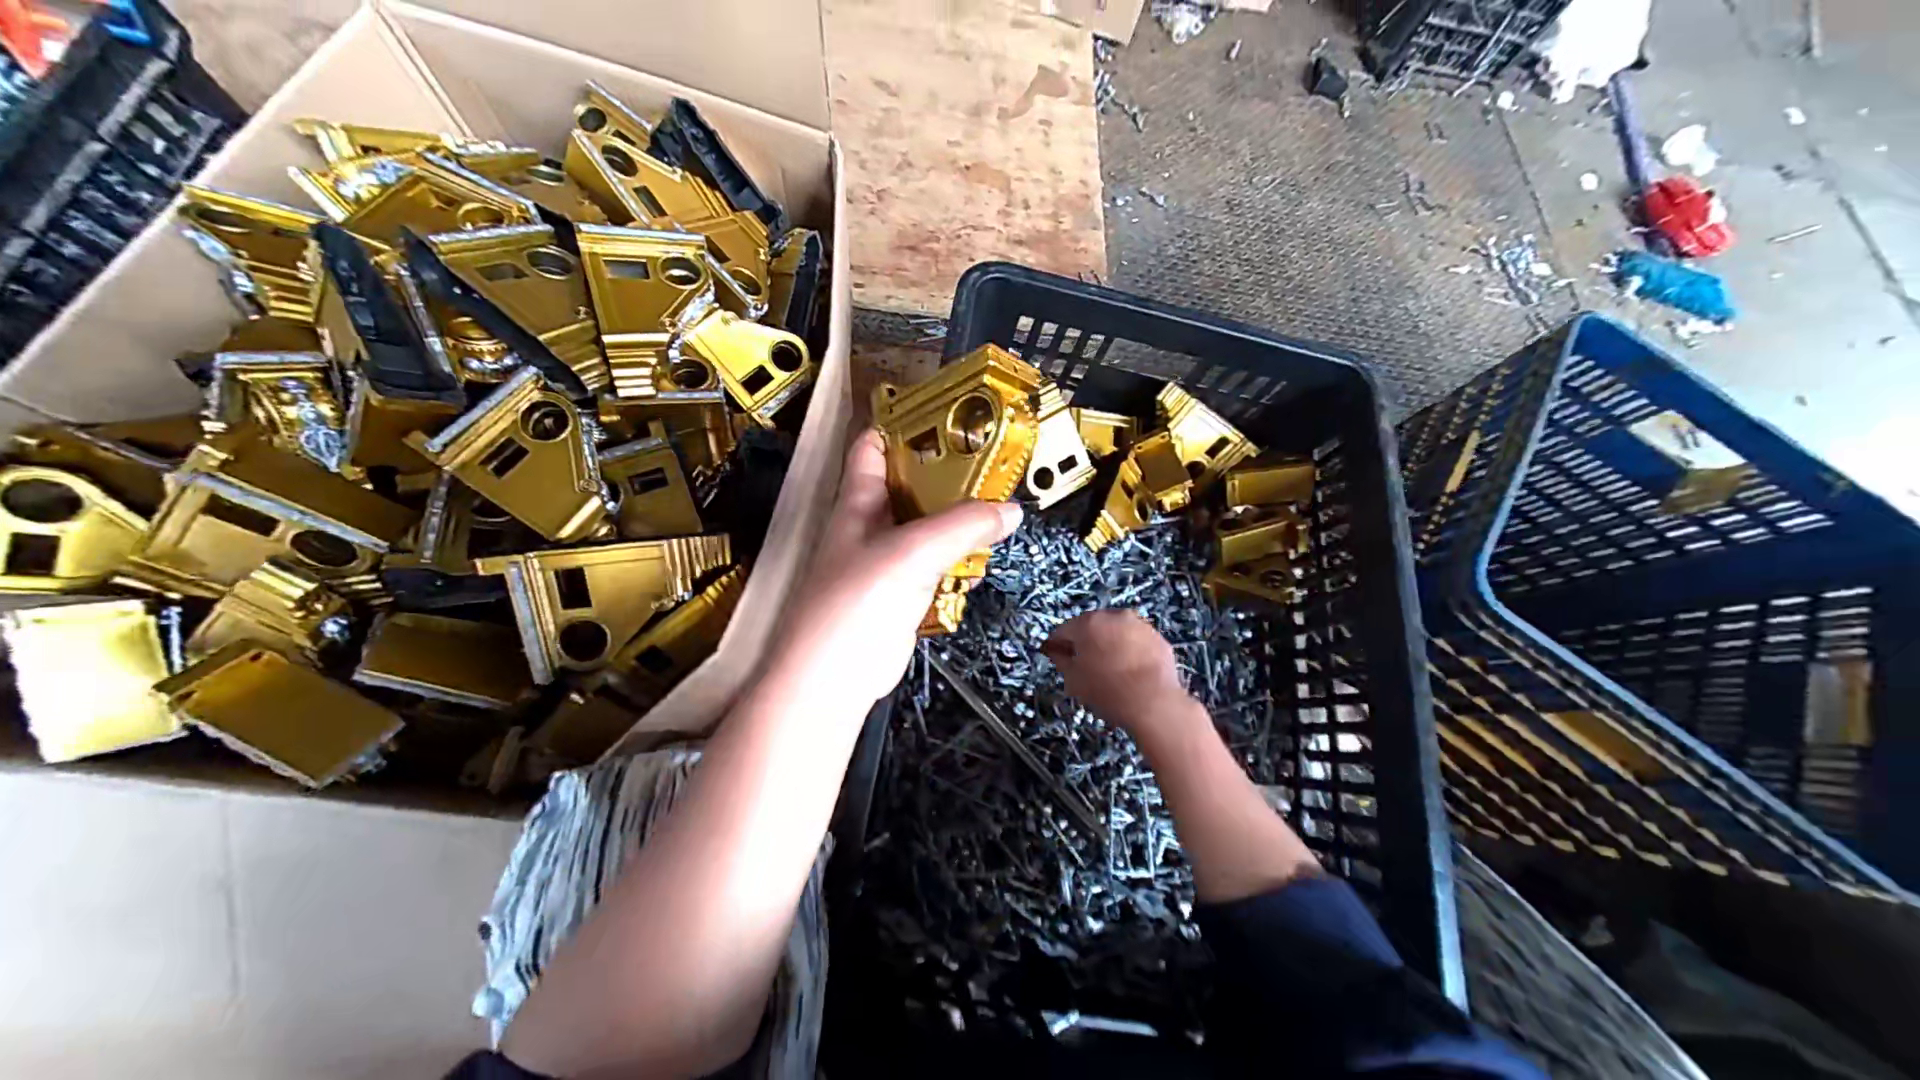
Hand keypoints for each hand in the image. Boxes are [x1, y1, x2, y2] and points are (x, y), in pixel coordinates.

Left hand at [765, 429, 1021, 709]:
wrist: (832, 679)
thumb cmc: (852, 606)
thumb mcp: (912, 552)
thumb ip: (962, 527)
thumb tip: (1008, 511)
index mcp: (858, 502)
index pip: (874, 445)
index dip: (905, 422)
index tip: (947, 411)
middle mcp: (870, 526)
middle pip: (911, 485)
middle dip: (948, 473)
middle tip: (991, 463)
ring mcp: (885, 561)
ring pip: (927, 527)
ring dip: (957, 520)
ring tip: (995, 507)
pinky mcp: (901, 595)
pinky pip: (935, 565)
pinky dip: (957, 560)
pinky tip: (978, 560)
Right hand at [1042, 610, 1197, 740]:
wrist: (1154, 703)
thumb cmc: (1107, 691)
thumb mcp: (1073, 680)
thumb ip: (1061, 660)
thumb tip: (1056, 651)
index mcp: (1088, 623)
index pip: (1063, 630)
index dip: (1058, 645)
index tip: (1058, 658)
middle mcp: (1114, 616)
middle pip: (1091, 626)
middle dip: (1086, 642)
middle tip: (1084, 666)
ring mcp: (1139, 625)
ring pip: (1116, 631)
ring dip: (1110, 643)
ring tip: (1111, 669)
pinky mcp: (1158, 637)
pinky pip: (1136, 640)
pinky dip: (1130, 650)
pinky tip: (1131, 671)